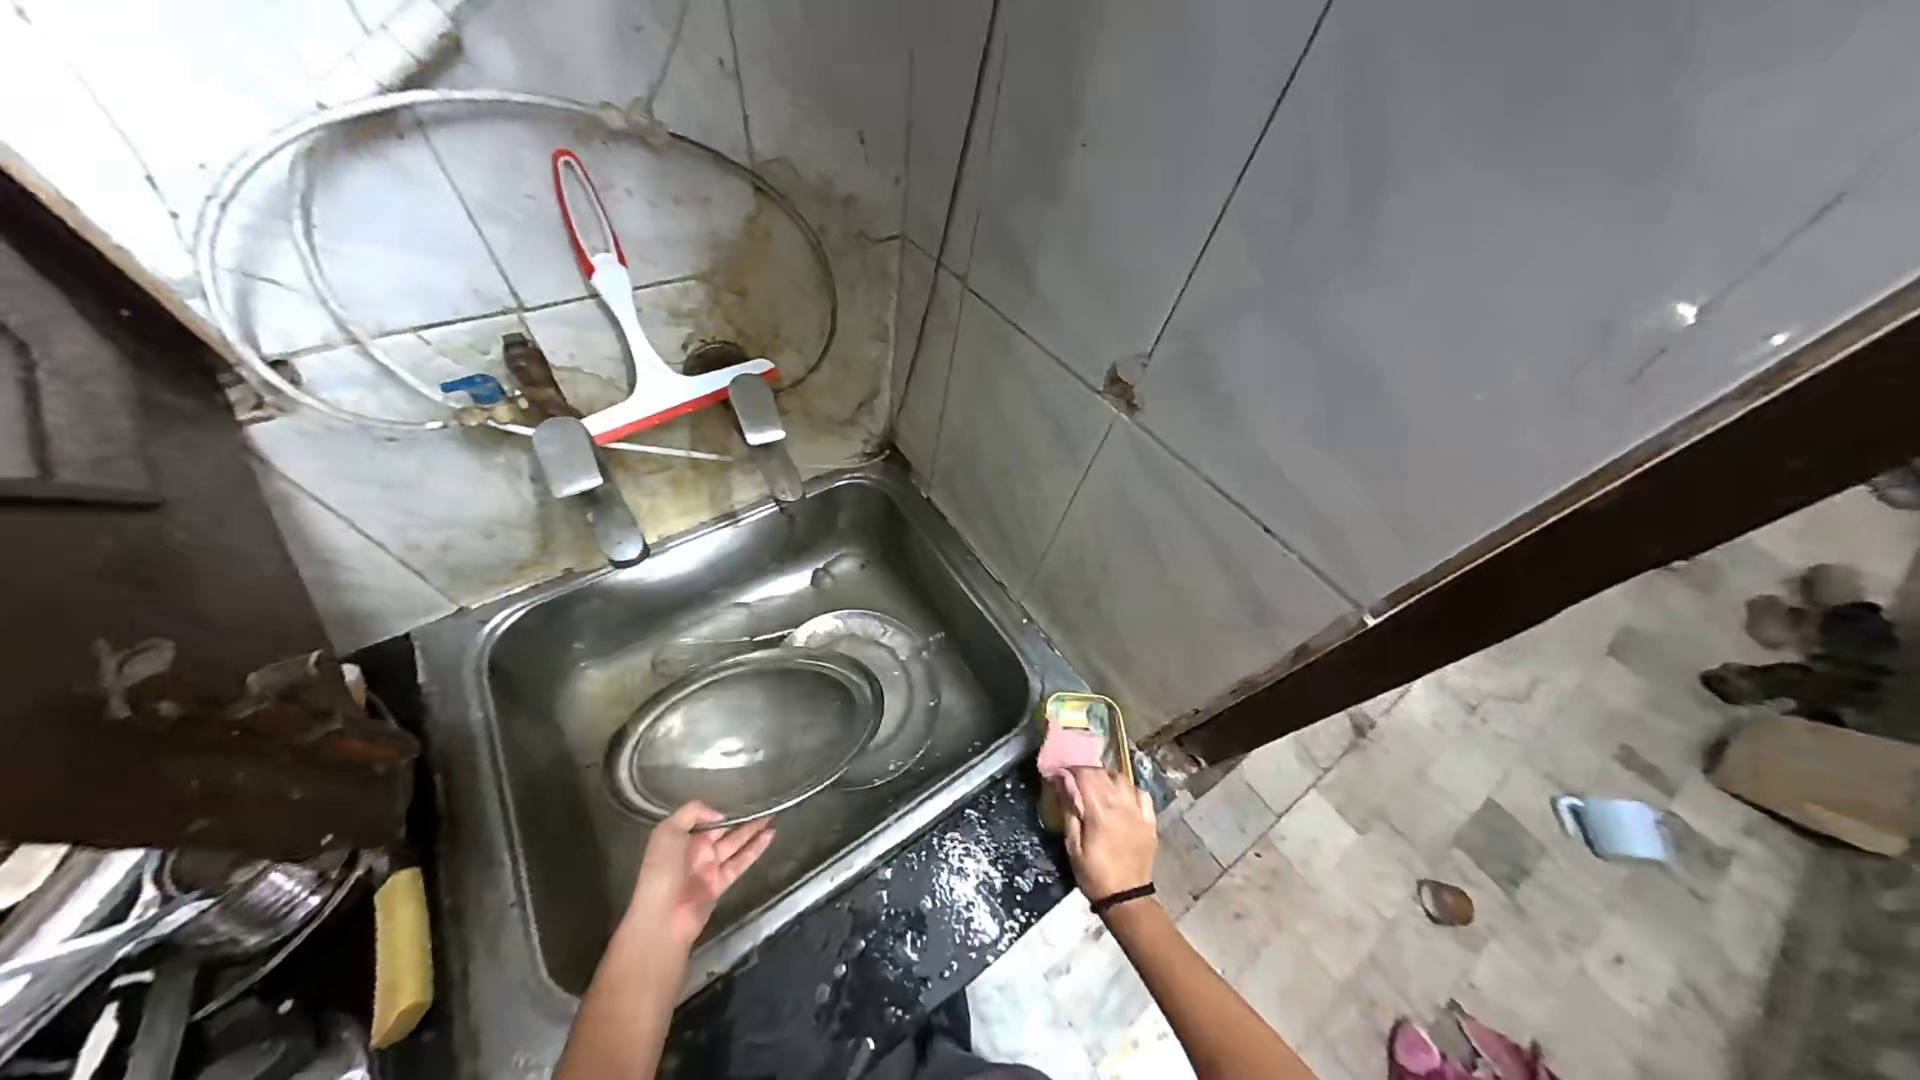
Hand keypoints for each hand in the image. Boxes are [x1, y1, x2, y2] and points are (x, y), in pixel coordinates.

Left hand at [625, 802, 774, 949]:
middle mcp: (696, 850)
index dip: (723, 810)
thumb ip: (692, 813)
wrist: (662, 917)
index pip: (705, 819)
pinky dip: (756, 849)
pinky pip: (742, 861)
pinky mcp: (721, 883)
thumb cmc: (661, 871)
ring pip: (736, 844)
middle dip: (743, 819)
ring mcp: (710, 867)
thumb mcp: (667, 831)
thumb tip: (720, 815)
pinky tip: (770, 836)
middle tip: (765, 806)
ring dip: (754, 831)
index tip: (742, 798)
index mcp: (681, 837)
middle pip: (724, 830)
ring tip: (773, 817)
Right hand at [1061, 767, 1155, 902]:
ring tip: (1098, 785)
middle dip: (1087, 772)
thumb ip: (1069, 811)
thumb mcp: (1072, 846)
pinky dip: (1129, 788)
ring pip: (1123, 779)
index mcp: (1100, 811)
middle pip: (1103, 773)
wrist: (1126, 897)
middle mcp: (1121, 805)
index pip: (1085, 775)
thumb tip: (1063, 784)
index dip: (1071, 770)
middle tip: (1076, 781)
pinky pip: (1141, 793)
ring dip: (1107, 776)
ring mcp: (1138, 812)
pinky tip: (1121, 796)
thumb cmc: (1093, 873)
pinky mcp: (1150, 820)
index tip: (1060, 775)